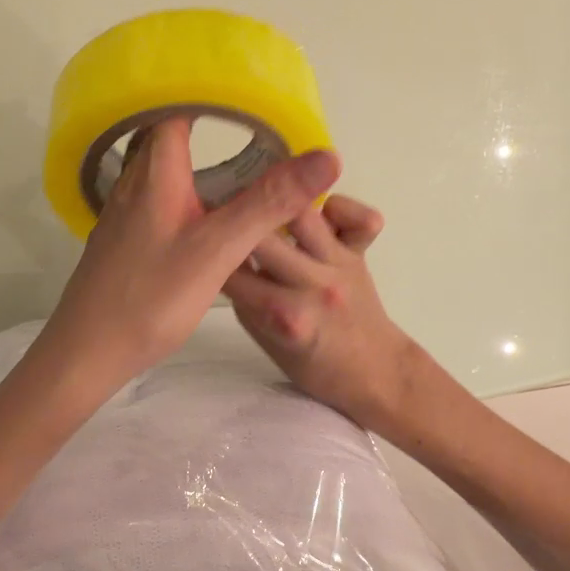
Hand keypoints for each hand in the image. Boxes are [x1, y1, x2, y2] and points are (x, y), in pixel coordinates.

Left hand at [37, 117, 341, 389]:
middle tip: (244, 115)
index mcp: (155, 174)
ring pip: (157, 170)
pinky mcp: (121, 241)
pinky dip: (180, 189)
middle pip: (162, 136)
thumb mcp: (217, 250)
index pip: (172, 108)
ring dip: (189, 157)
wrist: (88, 352)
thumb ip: (268, 203)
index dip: (200, 88)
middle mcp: (133, 185)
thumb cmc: (149, 297)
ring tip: (232, 156)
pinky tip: (201, 210)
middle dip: (199, 120)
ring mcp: (122, 214)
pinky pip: (153, 197)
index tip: (236, 79)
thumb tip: (327, 156)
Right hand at [223, 195, 416, 425]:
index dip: (207, 249)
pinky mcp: (362, 255)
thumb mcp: (262, 336)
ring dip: (278, 200)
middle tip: (223, 209)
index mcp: (280, 315)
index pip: (229, 270)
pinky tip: (320, 212)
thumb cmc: (310, 362)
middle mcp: (311, 287)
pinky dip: (340, 208)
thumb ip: (243, 296)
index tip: (197, 237)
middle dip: (235, 217)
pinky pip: (360, 219)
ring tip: (263, 197)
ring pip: (303, 212)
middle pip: (259, 235)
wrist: (372, 373)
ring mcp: (339, 268)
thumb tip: (222, 252)